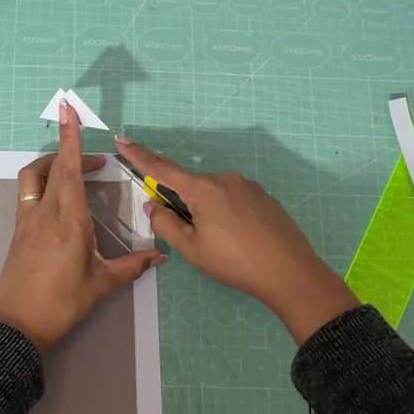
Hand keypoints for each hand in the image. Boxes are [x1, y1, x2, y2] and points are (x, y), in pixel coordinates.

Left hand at [0, 102, 165, 351]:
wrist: (17, 324)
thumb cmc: (62, 302)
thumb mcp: (102, 284)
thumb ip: (131, 265)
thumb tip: (160, 256)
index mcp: (68, 218)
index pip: (69, 167)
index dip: (71, 137)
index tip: (68, 109)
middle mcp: (44, 212)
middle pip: (51, 166)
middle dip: (71, 153)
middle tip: (97, 162)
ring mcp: (26, 220)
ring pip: (33, 177)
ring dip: (52, 165)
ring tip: (75, 174)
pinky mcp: (18, 231)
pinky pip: (29, 195)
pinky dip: (44, 185)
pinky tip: (59, 201)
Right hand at [115, 136, 358, 343]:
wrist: (291, 272)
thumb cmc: (235, 262)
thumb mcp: (192, 249)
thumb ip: (167, 224)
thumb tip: (154, 205)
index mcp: (203, 189)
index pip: (162, 168)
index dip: (140, 156)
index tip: (123, 140)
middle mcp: (225, 178)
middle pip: (191, 186)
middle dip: (183, 205)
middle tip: (193, 237)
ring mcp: (248, 186)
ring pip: (213, 194)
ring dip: (207, 211)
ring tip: (222, 245)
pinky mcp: (264, 197)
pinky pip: (234, 200)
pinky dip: (227, 215)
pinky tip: (239, 240)